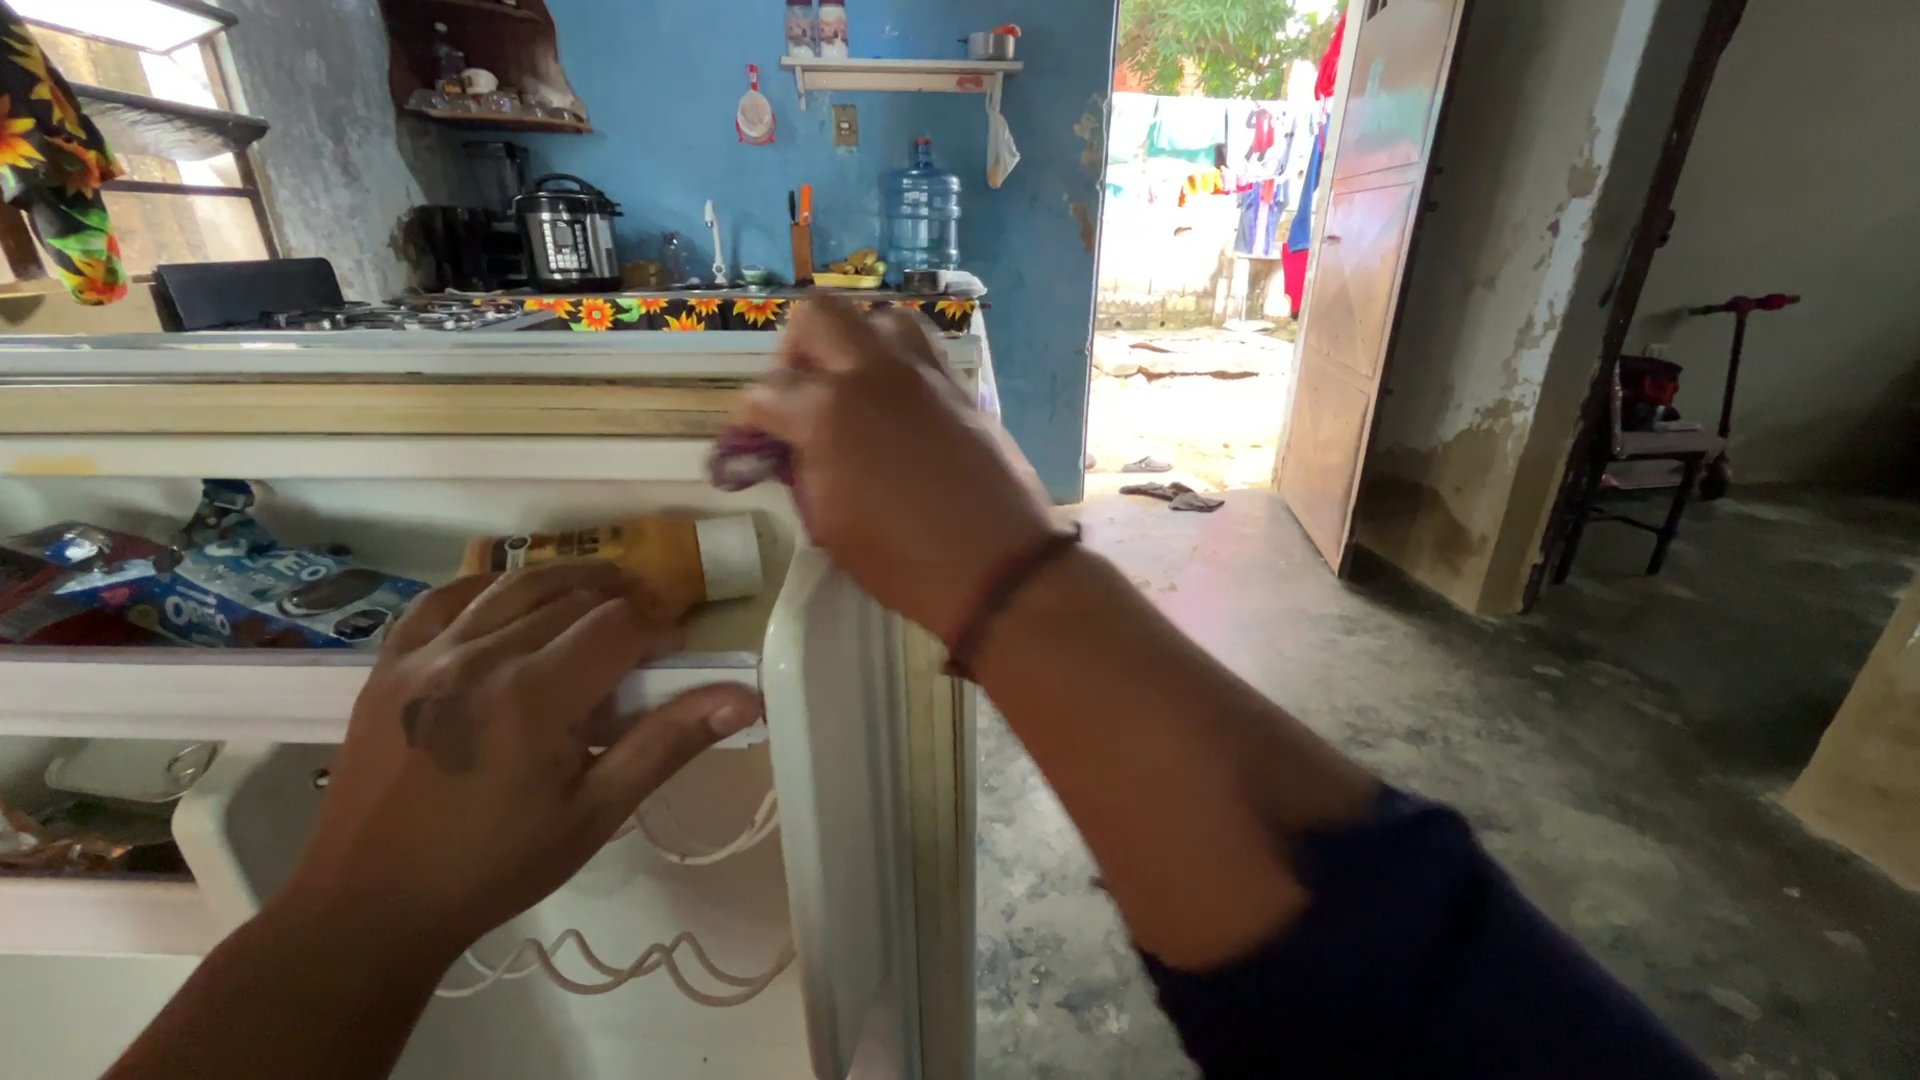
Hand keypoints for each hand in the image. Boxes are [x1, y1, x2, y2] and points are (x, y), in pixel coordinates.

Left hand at [288, 560, 762, 957]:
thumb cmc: (494, 867)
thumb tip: (744, 699)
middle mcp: (477, 659)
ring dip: (571, 582)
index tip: (677, 652)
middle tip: (649, 634)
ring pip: (515, 584)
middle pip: (573, 598)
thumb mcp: (595, 813)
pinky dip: (494, 587)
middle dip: (625, 604)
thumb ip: (668, 744)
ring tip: (604, 597)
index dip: (661, 628)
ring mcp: (424, 656)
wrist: (367, 906)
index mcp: (530, 699)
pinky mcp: (389, 664)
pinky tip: (518, 600)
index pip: (618, 626)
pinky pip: (446, 598)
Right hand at [742, 296, 1057, 642]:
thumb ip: (804, 472)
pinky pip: (922, 348)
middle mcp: (873, 373)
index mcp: (828, 411)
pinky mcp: (960, 387)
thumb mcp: (830, 525)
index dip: (752, 419)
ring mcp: (923, 374)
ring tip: (854, 390)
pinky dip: (898, 363)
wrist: (998, 567)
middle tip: (801, 396)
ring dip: (855, 344)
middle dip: (795, 351)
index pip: (765, 393)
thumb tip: (797, 449)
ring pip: (878, 317)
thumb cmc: (904, 562)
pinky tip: (897, 404)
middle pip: (817, 315)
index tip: (758, 441)